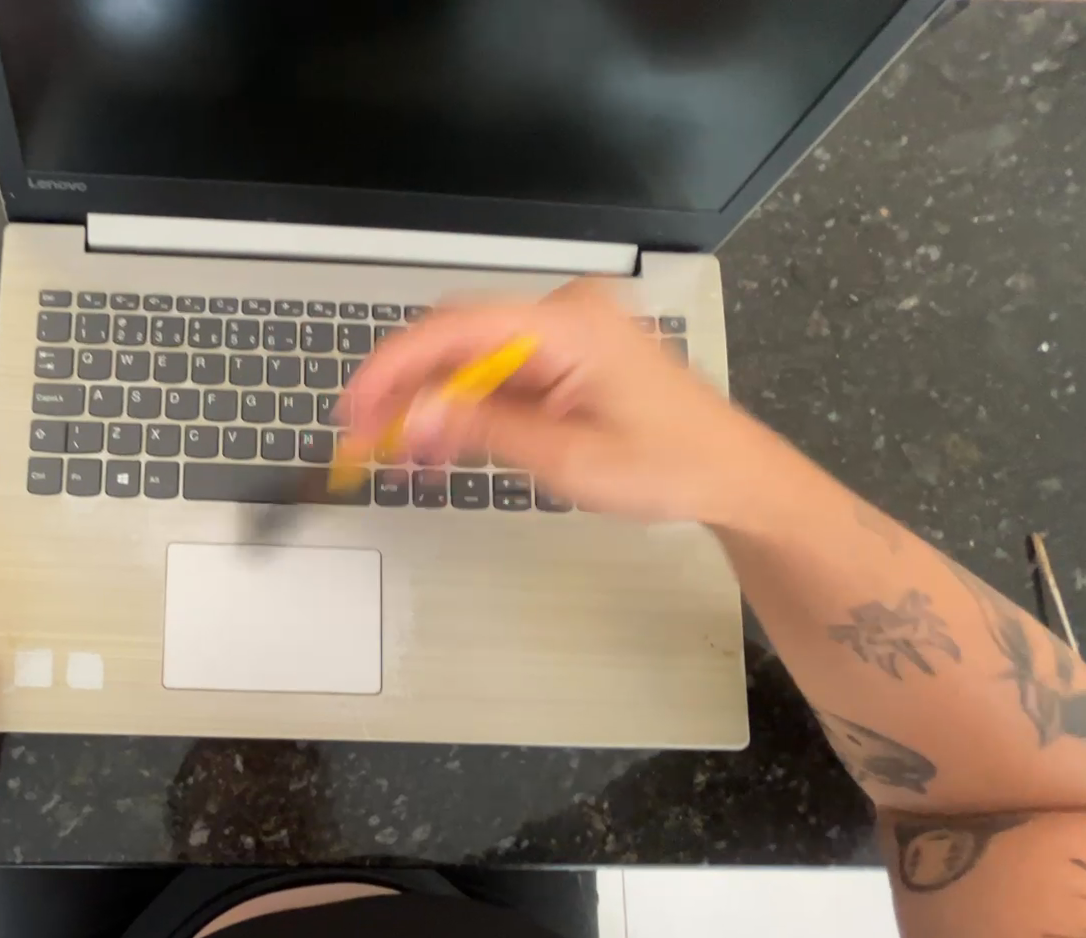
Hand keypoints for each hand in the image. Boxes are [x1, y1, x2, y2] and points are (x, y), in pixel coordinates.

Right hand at [338, 281, 799, 525]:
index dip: (393, 366)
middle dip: (401, 387)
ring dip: (426, 404)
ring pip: (464, 359)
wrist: (730, 475)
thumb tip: (410, 415)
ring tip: (397, 452)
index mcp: (568, 325)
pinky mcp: (559, 358)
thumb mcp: (564, 457)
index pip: (455, 328)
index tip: (354, 404)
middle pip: (452, 338)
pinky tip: (439, 446)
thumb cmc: (670, 465)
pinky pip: (490, 375)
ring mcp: (560, 334)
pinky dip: (459, 409)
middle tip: (362, 435)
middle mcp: (561, 314)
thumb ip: (481, 428)